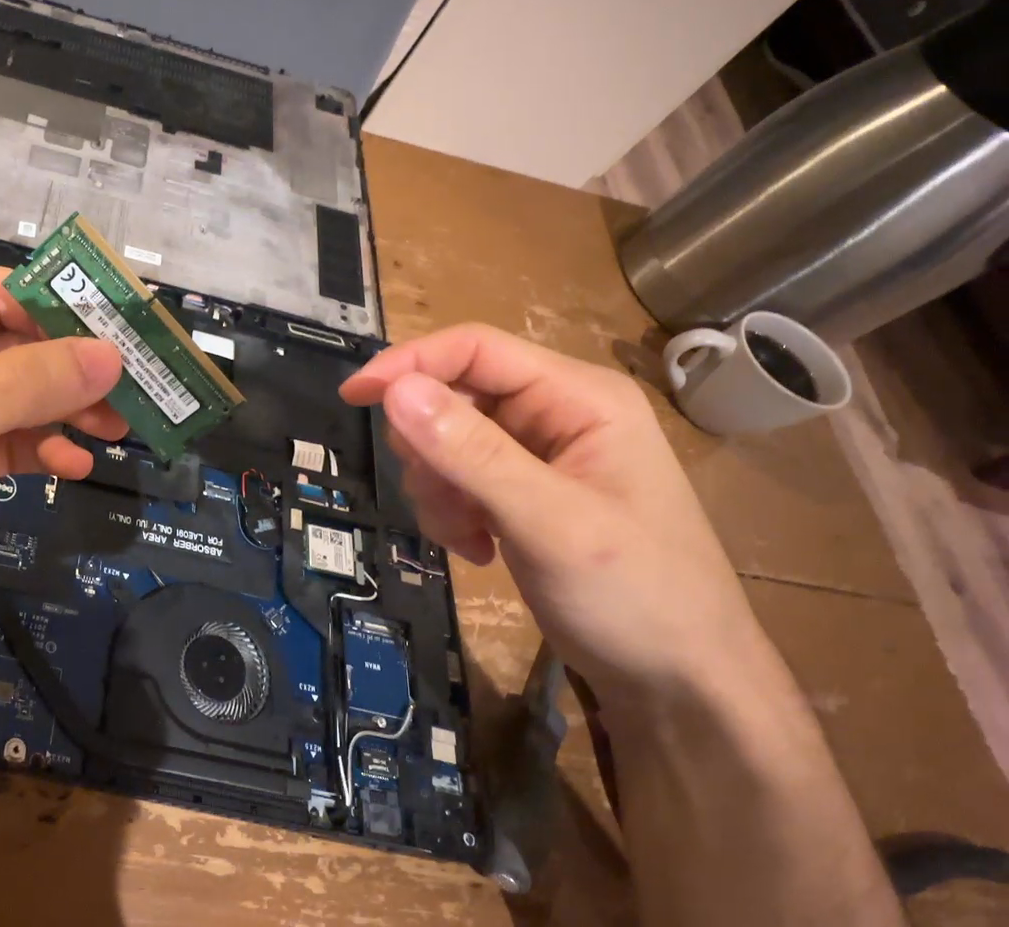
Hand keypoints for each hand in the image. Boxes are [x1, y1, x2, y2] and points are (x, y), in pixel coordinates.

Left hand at [0, 266, 124, 682]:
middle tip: (138, 385)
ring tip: (116, 428)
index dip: (62, 303)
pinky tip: (71, 466)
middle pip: (17, 348)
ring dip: (67, 411)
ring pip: (20, 401)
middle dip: (75, 364)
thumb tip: (110, 354)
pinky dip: (44, 451)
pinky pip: (10, 447)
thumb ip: (23, 384)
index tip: (127, 323)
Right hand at [340, 324, 774, 718]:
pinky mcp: (523, 494)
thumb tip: (393, 390)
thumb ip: (471, 453)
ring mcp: (540, 456)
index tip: (352, 398)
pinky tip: (478, 550)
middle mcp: (557, 414)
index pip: (474, 349)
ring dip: (438, 490)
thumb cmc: (636, 595)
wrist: (680, 683)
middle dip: (429, 450)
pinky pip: (456, 480)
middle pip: (452, 397)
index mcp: (579, 397)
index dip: (409, 365)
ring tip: (469, 537)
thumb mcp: (549, 520)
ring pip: (445, 443)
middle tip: (441, 499)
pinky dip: (451, 513)